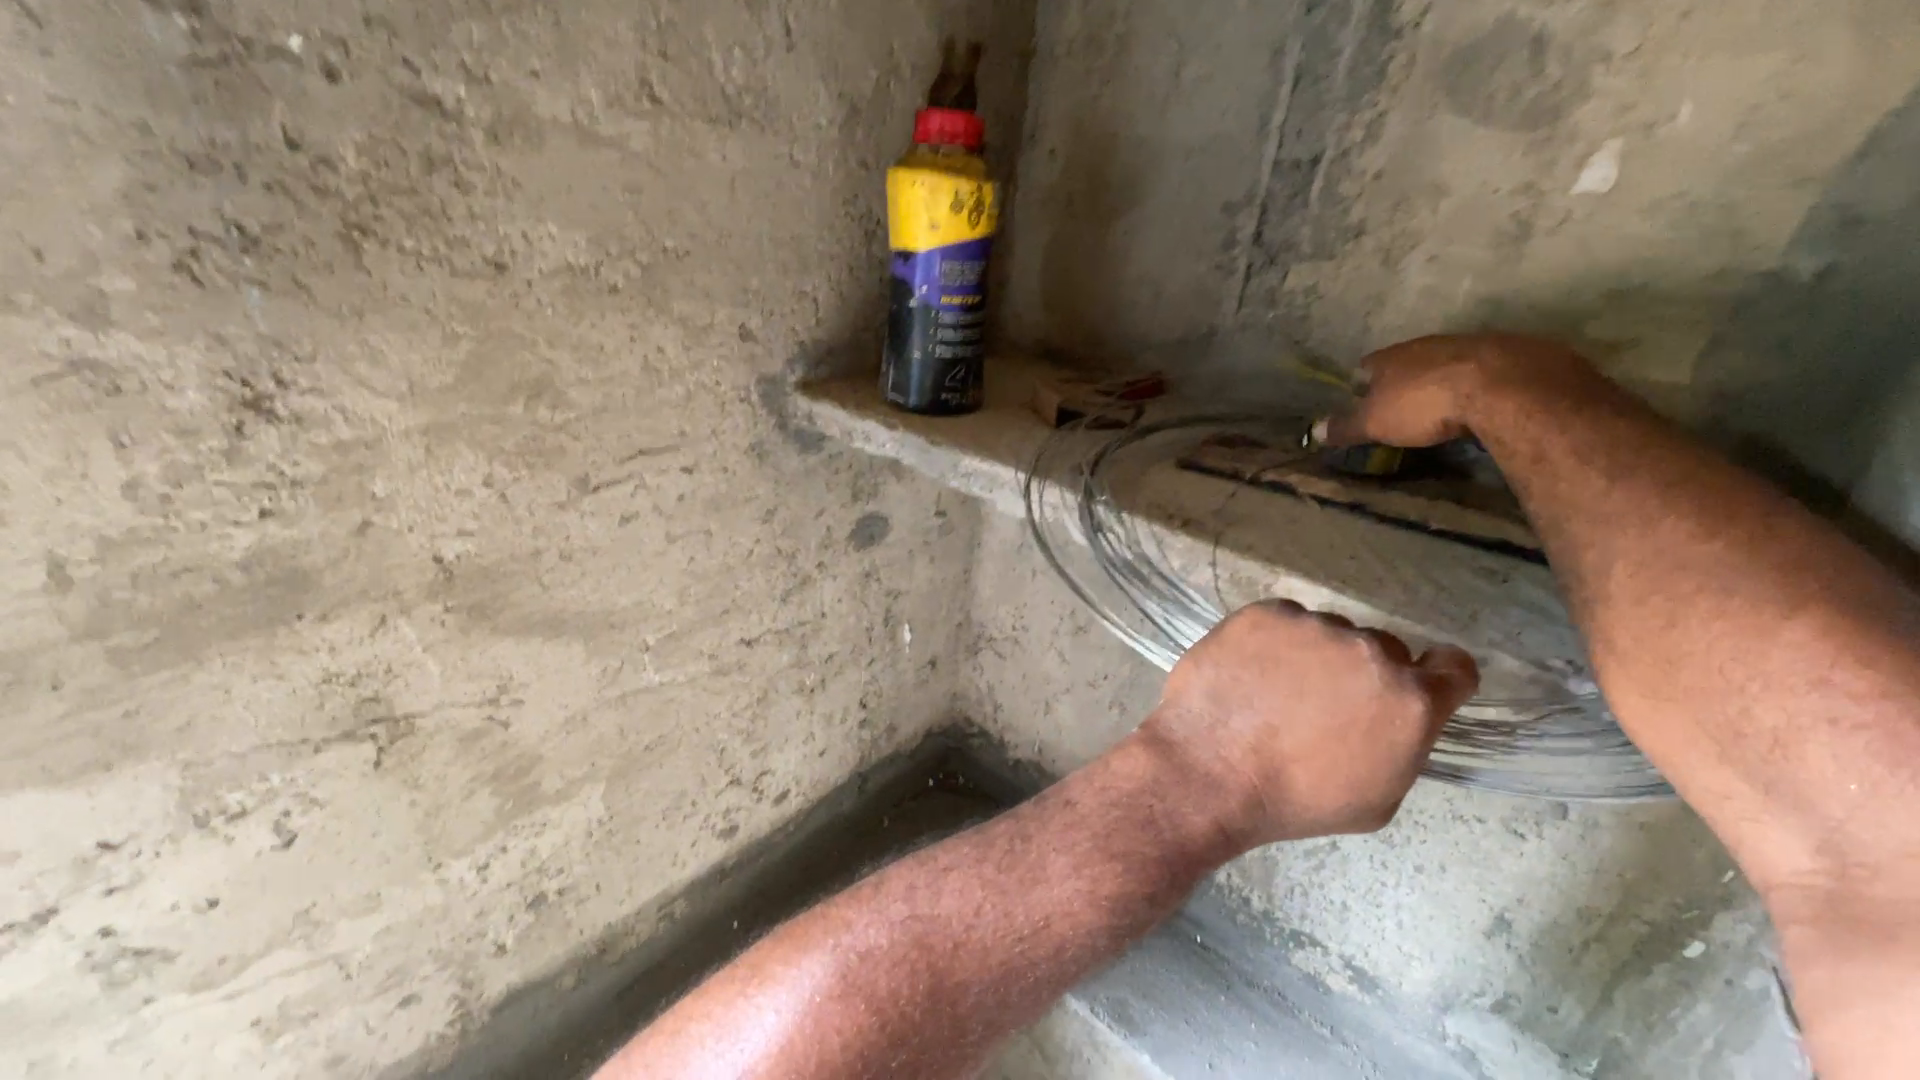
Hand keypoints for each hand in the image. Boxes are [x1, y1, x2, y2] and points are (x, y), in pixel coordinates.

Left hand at [1142, 600, 1478, 845]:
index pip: (1454, 667)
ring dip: (1314, 655)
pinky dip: (1272, 641)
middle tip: (1322, 704)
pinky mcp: (1265, 613)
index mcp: (1410, 700)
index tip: (1419, 684)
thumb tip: (1396, 718)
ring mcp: (1314, 626)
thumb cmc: (1296, 799)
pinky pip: (1284, 621)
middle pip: (1383, 650)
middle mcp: (1370, 652)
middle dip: (1364, 674)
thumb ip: (1403, 745)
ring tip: (1274, 692)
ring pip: (1329, 634)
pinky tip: (1250, 672)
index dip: (1438, 676)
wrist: (1210, 771)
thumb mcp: (1378, 797)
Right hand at [1319, 333, 1598, 447]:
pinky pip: (1486, 369)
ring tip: (1445, 403)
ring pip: (1448, 361)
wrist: (1501, 384)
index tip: (1362, 397)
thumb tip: (1313, 431)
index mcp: (1390, 357)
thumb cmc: (1423, 403)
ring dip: (1444, 378)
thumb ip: (1345, 426)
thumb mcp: (1374, 422)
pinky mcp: (1509, 353)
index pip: (1366, 366)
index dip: (1362, 382)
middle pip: (1409, 361)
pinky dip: (1480, 382)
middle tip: (1404, 403)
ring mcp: (1469, 344)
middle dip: (1405, 378)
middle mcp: (1427, 344)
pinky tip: (1485, 399)